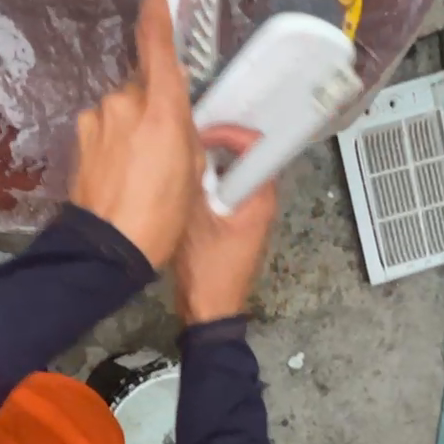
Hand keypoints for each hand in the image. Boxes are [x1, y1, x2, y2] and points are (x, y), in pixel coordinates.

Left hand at [69, 0, 200, 267]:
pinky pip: (104, 128)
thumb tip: (176, 114)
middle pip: (142, 86)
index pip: (157, 46)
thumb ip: (185, 130)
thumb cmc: (162, 215)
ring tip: (141, 167)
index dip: (158, 15)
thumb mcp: (192, 171)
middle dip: (153, 104)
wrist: (109, 247)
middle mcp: (124, 104)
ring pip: (121, 109)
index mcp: (161, 108)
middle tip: (165, 143)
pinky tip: (121, 172)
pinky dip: (114, 141)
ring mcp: (97, 120)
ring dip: (132, 126)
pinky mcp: (80, 139)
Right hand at [174, 126, 279, 323]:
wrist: (209, 311)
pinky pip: (223, 191)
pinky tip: (184, 182)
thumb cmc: (206, 270)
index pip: (255, 146)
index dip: (229, 132)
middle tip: (187, 138)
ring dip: (209, 165)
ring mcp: (248, 214)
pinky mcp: (235, 224)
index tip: (202, 132)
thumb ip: (193, 185)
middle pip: (243, 157)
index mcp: (259, 198)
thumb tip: (185, 151)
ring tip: (183, 154)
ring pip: (230, 175)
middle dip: (216, 144)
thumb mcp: (193, 221)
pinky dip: (207, 183)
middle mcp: (260, 202)